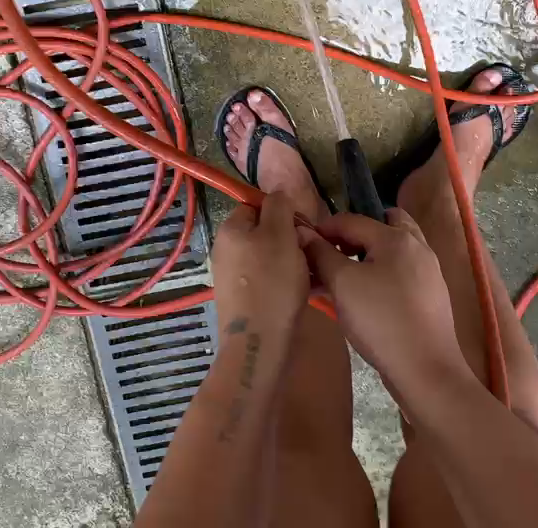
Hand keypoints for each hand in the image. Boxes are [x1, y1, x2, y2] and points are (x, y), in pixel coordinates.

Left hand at [210, 190, 310, 334]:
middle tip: (309, 253)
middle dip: (289, 240)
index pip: (255, 205)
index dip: (281, 212)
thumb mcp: (280, 235)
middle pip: (264, 233)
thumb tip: (276, 194)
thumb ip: (279, 207)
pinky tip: (305, 293)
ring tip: (311, 275)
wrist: (259, 344)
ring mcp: (233, 278)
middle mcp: (226, 251)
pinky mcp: (243, 302)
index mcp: (230, 230)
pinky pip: (269, 281)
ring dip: (292, 262)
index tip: (302, 228)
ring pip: (269, 259)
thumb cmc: (272, 283)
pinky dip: (286, 283)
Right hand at [297, 209, 470, 391]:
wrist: (427, 372)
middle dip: (351, 236)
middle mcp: (417, 246)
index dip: (322, 229)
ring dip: (366, 255)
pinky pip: (400, 271)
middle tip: (330, 254)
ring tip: (343, 276)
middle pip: (380, 226)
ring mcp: (428, 272)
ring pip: (391, 250)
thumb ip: (321, 253)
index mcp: (396, 237)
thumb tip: (303, 231)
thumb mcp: (343, 284)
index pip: (351, 220)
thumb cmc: (381, 321)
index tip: (301, 246)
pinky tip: (365, 297)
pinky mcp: (431, 296)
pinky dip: (381, 273)